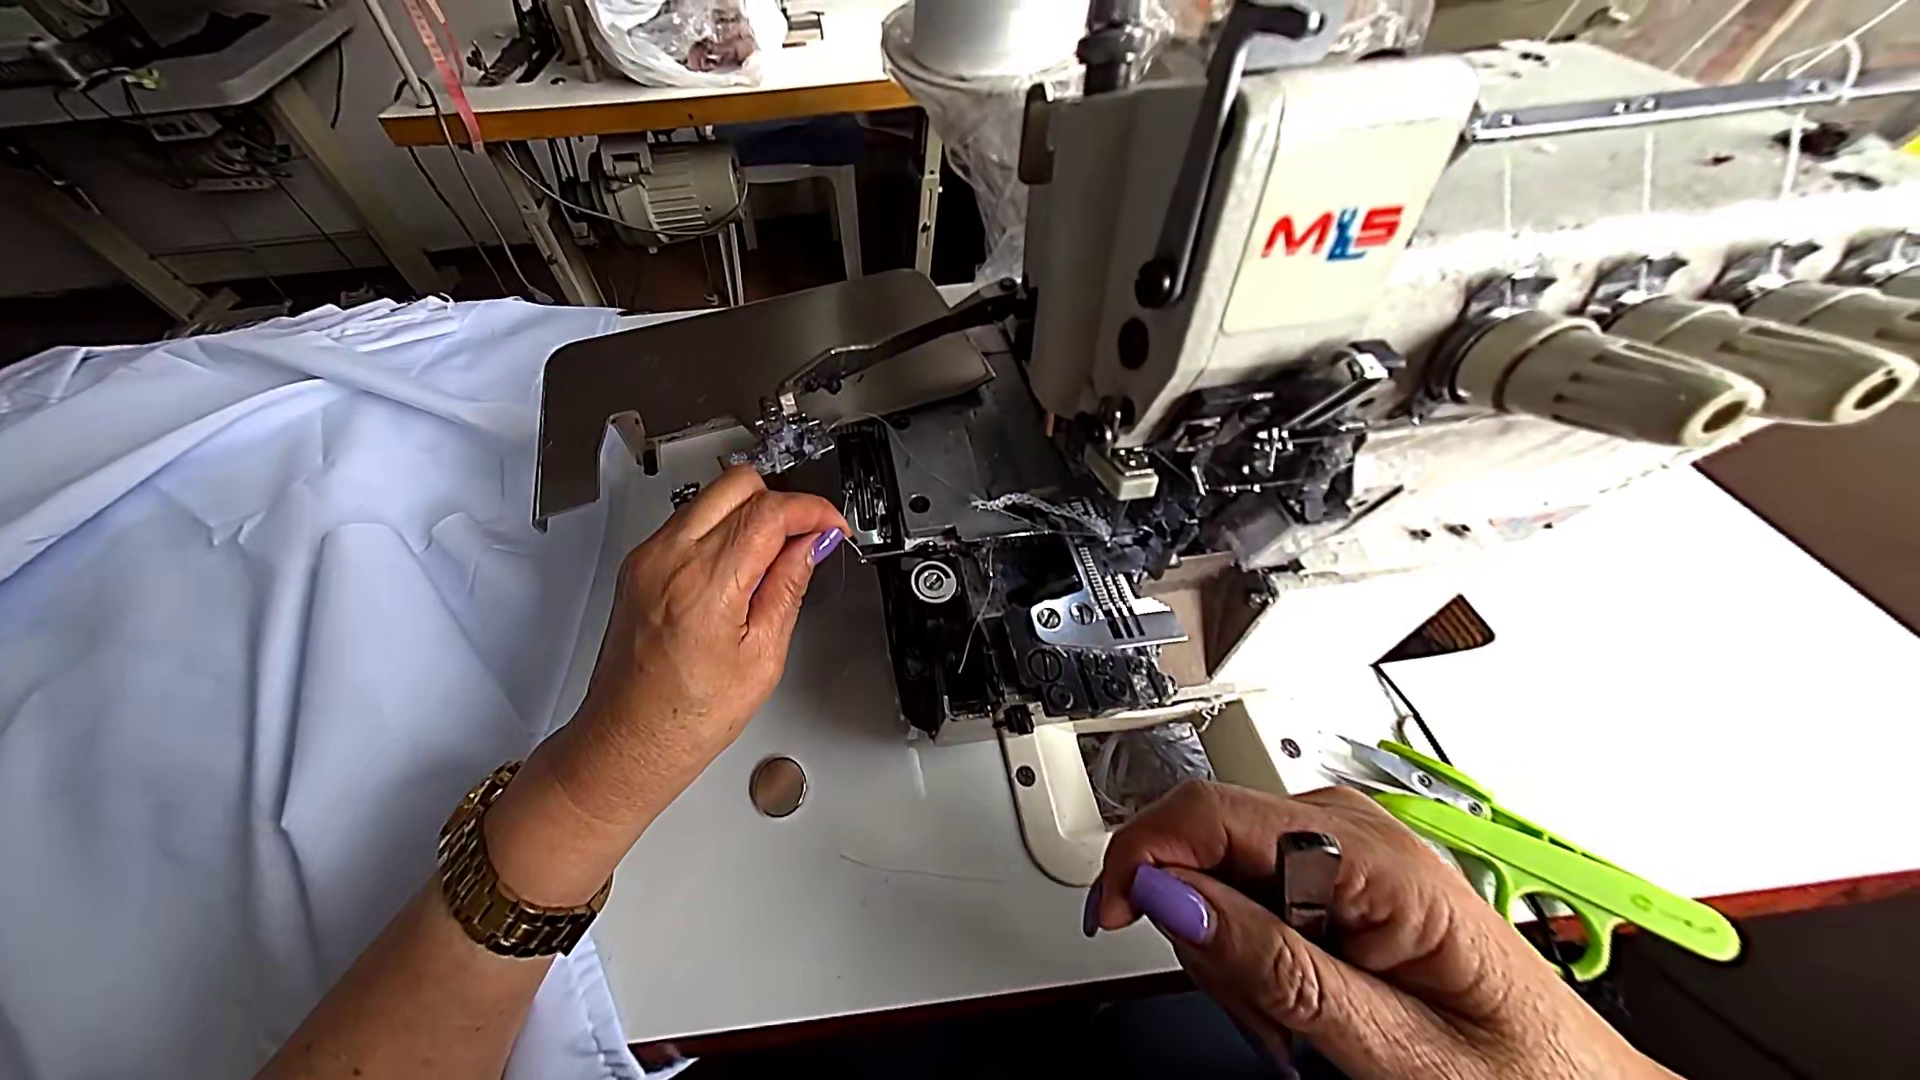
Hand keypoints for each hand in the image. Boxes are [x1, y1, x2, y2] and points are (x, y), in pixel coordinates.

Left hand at [541, 467, 848, 837]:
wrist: (629, 739)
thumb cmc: (688, 715)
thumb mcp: (763, 655)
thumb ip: (789, 585)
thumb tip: (813, 543)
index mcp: (705, 584)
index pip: (770, 511)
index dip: (813, 510)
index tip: (832, 525)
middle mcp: (668, 559)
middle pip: (740, 482)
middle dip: (784, 502)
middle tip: (806, 537)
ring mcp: (649, 557)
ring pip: (715, 495)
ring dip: (755, 514)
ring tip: (773, 560)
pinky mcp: (640, 563)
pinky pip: (692, 518)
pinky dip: (726, 528)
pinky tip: (741, 568)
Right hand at [1088, 782, 1674, 1079]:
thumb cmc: (1529, 1076)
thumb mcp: (1400, 1050)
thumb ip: (1278, 965)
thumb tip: (1171, 893)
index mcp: (1371, 855)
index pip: (1212, 813)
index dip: (1143, 851)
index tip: (1111, 910)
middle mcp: (1343, 825)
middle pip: (1203, 840)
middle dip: (1198, 926)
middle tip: (1251, 1012)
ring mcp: (1331, 841)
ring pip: (1211, 866)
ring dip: (1223, 946)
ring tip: (1286, 1019)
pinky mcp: (1320, 863)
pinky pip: (1238, 882)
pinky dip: (1240, 942)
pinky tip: (1285, 992)